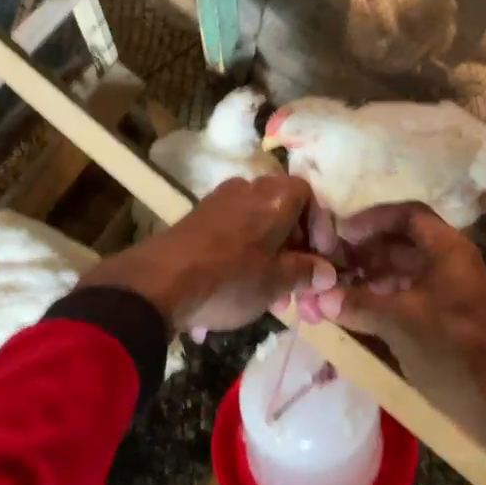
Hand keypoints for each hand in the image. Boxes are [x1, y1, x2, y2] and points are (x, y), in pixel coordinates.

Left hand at [80, 175, 334, 336]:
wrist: (158, 283)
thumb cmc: (230, 279)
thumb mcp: (277, 282)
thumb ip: (307, 273)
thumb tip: (327, 272)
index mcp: (275, 196)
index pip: (310, 198)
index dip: (321, 229)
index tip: (322, 262)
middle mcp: (248, 188)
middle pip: (283, 211)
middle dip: (295, 248)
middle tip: (298, 284)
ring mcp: (218, 201)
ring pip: (257, 225)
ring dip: (270, 256)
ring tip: (270, 296)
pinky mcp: (195, 219)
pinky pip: (232, 232)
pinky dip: (244, 255)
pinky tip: (238, 289)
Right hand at [300, 203, 485, 484]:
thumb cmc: (452, 350)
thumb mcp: (399, 322)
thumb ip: (357, 304)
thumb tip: (317, 299)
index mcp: (447, 250)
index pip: (407, 216)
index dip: (371, 220)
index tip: (340, 234)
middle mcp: (449, 264)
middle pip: (400, 245)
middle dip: (363, 254)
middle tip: (328, 267)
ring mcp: (447, 293)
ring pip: (400, 274)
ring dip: (367, 280)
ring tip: (333, 293)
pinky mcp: (442, 320)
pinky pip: (405, 298)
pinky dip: (379, 301)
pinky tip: (353, 314)